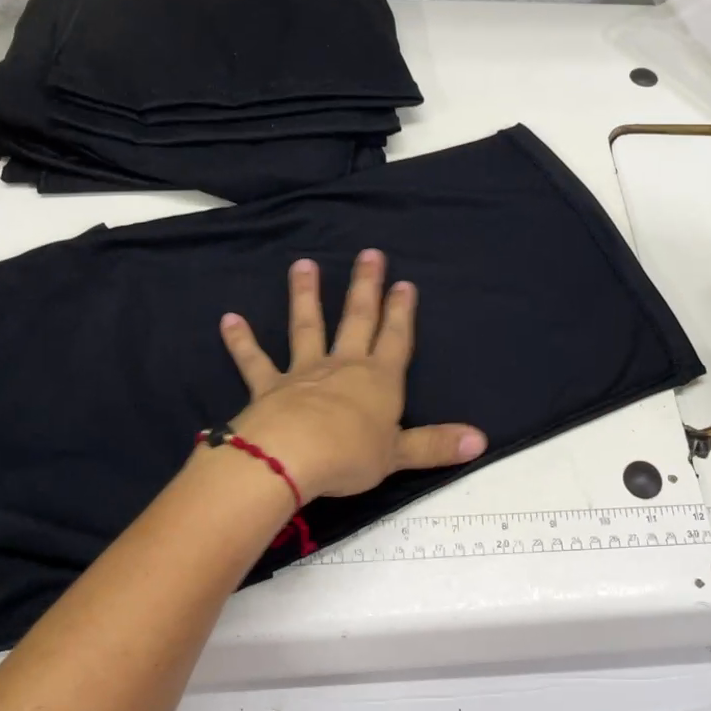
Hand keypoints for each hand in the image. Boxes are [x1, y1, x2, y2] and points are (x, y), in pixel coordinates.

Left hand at [217, 250, 486, 499]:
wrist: (292, 456)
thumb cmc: (352, 455)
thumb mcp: (400, 454)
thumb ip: (437, 445)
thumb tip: (481, 441)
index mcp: (379, 380)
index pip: (395, 338)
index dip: (401, 312)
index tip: (404, 283)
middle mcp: (343, 366)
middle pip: (357, 319)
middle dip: (365, 287)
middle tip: (369, 254)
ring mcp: (303, 373)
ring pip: (306, 327)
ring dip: (305, 295)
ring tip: (303, 265)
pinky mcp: (268, 386)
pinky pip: (254, 361)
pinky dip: (241, 340)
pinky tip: (229, 319)